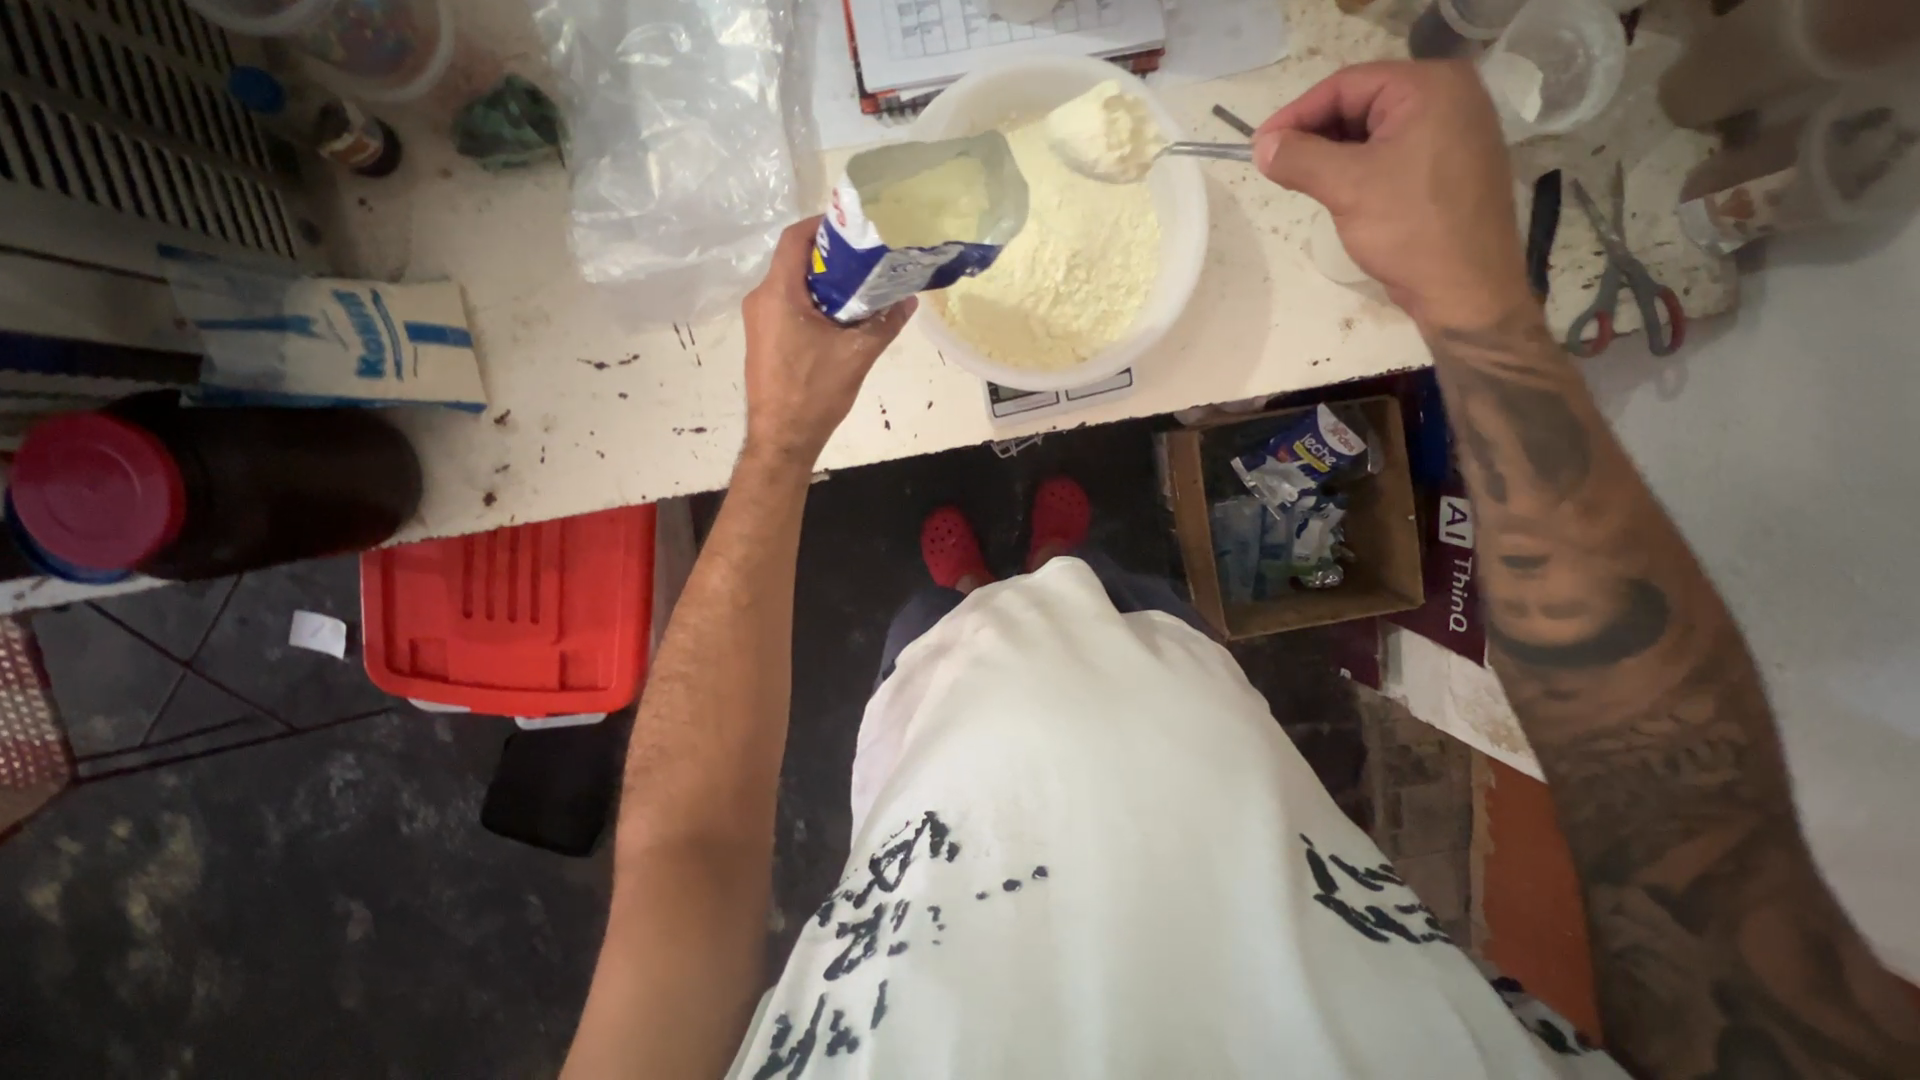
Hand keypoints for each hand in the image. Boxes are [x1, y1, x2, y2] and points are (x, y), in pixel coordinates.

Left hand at [740, 217, 915, 466]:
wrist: (782, 438)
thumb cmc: (814, 393)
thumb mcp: (858, 355)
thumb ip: (885, 322)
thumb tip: (908, 299)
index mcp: (778, 294)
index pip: (795, 238)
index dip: (823, 226)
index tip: (854, 229)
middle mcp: (761, 299)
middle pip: (795, 261)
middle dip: (832, 257)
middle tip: (867, 260)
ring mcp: (758, 321)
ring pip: (792, 286)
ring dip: (824, 283)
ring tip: (860, 290)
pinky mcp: (763, 339)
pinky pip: (788, 307)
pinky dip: (813, 303)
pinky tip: (841, 319)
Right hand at [1253, 61, 1531, 328]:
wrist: (1466, 287)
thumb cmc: (1411, 228)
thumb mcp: (1347, 187)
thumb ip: (1299, 158)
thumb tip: (1262, 146)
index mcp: (1430, 87)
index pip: (1347, 85)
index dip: (1296, 114)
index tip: (1259, 146)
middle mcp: (1449, 97)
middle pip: (1361, 103)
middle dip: (1314, 134)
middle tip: (1276, 165)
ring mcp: (1454, 131)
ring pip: (1374, 131)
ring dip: (1333, 154)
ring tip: (1300, 181)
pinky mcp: (1449, 165)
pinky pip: (1393, 152)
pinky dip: (1358, 167)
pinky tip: (1337, 191)